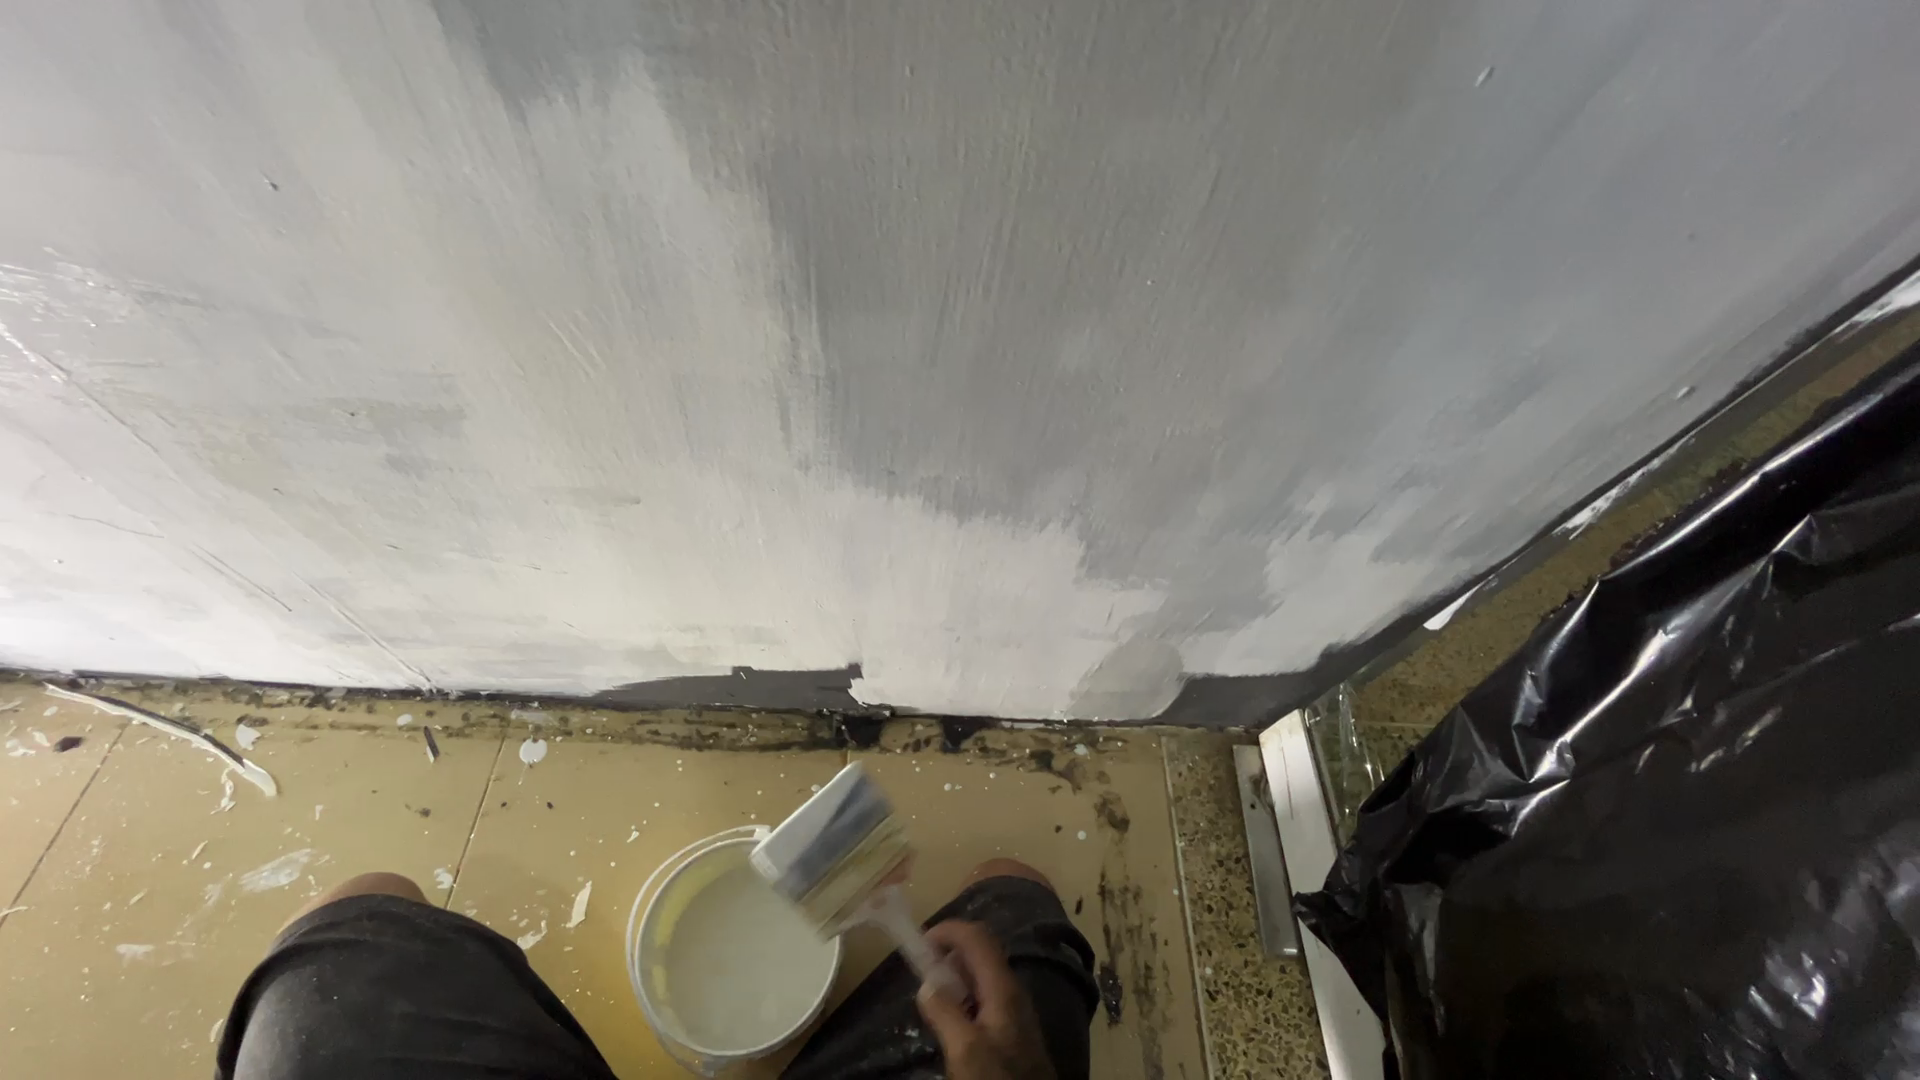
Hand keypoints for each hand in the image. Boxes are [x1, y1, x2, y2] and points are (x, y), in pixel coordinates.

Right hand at [916, 920, 1057, 1079]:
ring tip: (933, 988)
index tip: (920, 942)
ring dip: (957, 970)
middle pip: (982, 949)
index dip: (949, 930)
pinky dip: (965, 990)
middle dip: (951, 947)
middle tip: (924, 965)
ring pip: (983, 971)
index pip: (977, 937)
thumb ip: (945, 1012)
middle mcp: (1012, 989)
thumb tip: (927, 982)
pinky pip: (986, 992)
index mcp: (1003, 987)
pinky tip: (953, 1012)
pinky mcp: (1012, 1026)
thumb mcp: (965, 1052)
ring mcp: (1014, 1007)